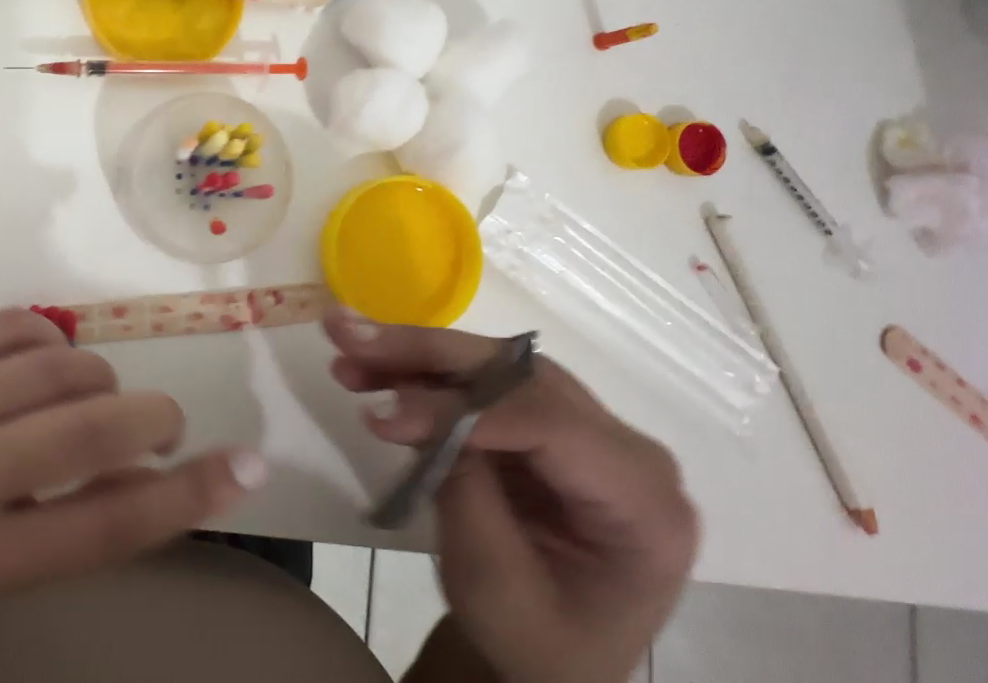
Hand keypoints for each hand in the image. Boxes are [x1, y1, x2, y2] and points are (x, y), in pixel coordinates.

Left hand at [0, 308, 264, 617]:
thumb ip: (63, 527)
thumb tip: (141, 469)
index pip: (110, 524)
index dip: (190, 497)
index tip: (245, 468)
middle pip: (93, 430)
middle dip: (154, 421)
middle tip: (163, 426)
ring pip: (56, 367)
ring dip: (100, 378)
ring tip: (97, 396)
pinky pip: (6, 326)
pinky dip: (48, 336)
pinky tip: (50, 356)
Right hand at [326, 314, 698, 682]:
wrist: (547, 662)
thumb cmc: (532, 641)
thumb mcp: (496, 582)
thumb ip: (465, 490)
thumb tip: (409, 407)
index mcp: (643, 505)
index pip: (551, 426)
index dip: (460, 408)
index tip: (380, 416)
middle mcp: (626, 453)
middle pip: (521, 378)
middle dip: (428, 353)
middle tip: (349, 337)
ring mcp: (587, 435)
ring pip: (496, 368)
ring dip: (416, 355)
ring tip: (345, 345)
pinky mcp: (546, 429)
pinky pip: (483, 385)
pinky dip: (423, 374)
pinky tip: (372, 369)